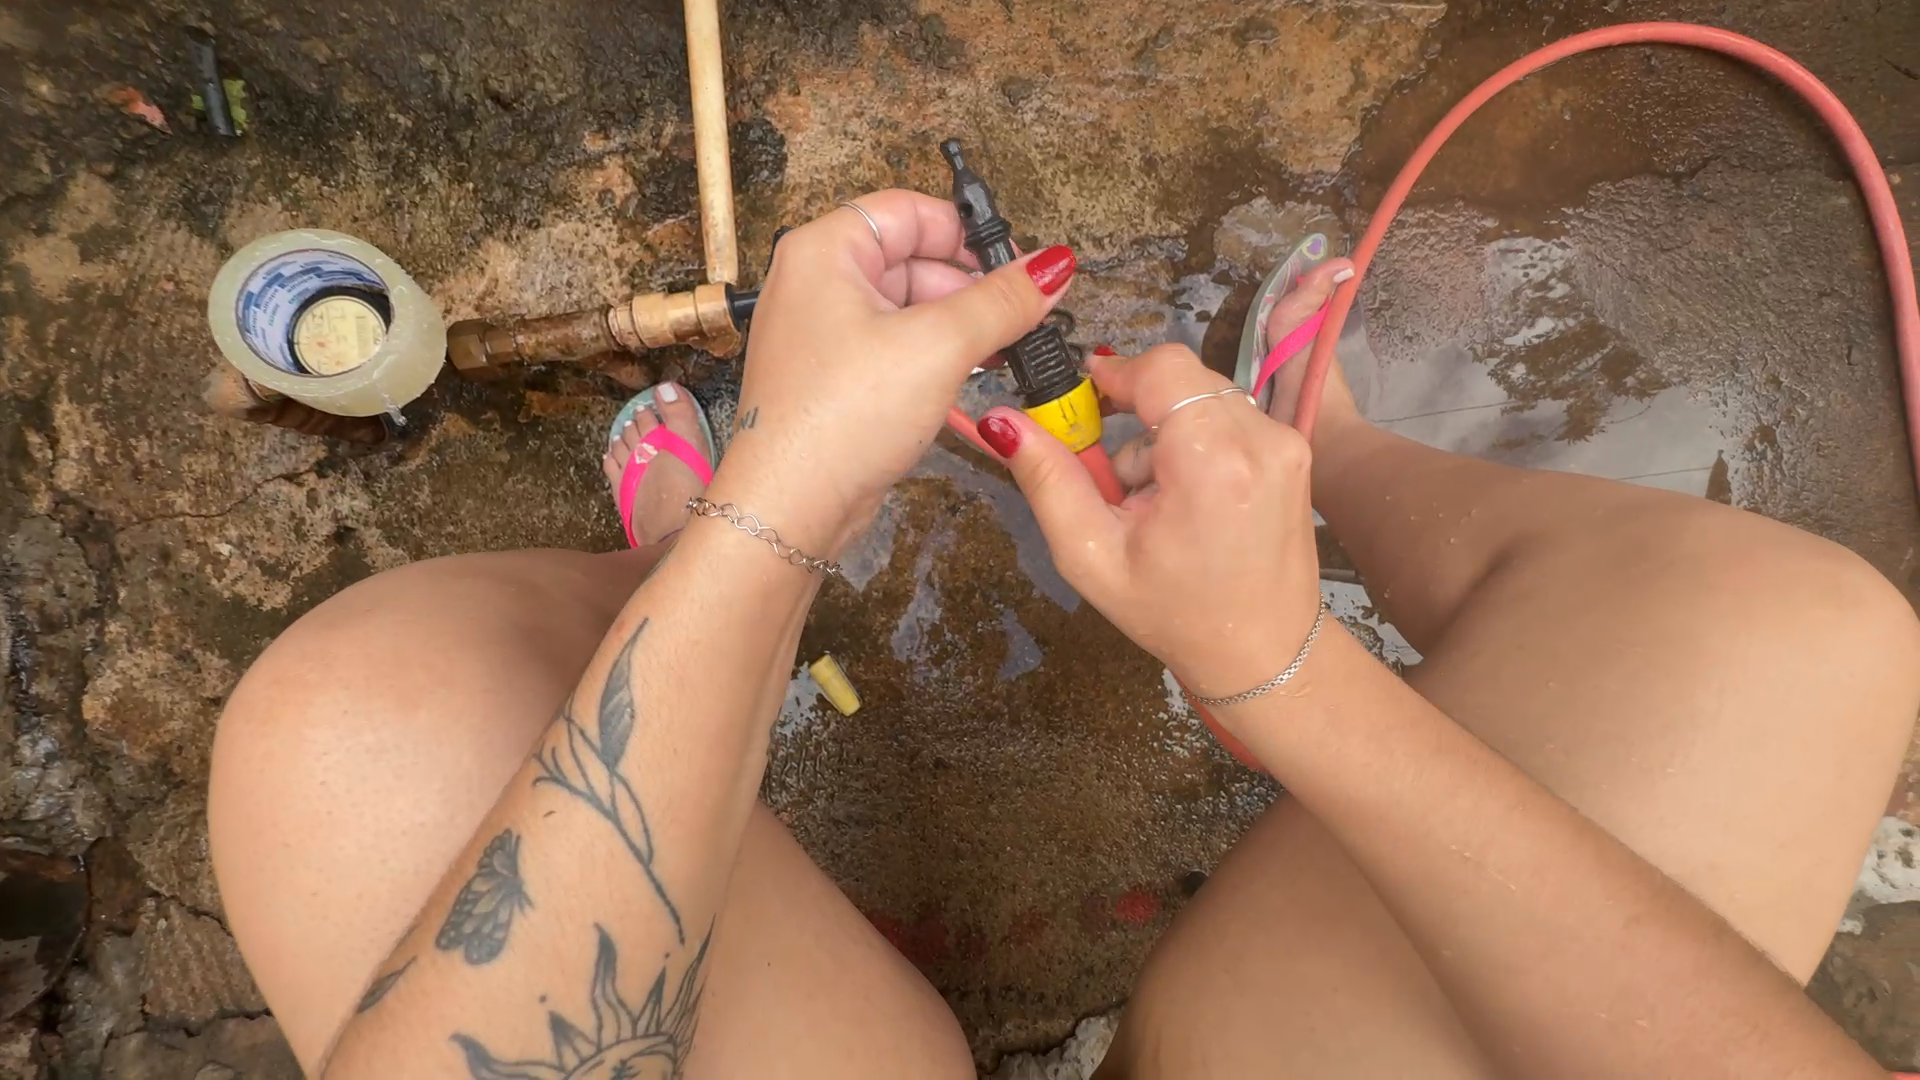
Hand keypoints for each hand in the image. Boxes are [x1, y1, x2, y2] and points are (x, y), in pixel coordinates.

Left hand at [708, 190, 1077, 555]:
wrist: (792, 505)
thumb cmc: (842, 416)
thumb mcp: (938, 346)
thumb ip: (1001, 302)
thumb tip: (1053, 267)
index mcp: (826, 250)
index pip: (911, 212)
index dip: (969, 235)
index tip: (1018, 267)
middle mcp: (817, 285)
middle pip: (912, 262)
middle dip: (969, 290)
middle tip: (1019, 320)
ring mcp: (823, 336)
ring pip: (906, 311)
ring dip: (956, 329)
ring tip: (999, 354)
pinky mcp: (834, 380)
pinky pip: (893, 350)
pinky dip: (931, 359)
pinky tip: (963, 379)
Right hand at [979, 345, 1322, 722]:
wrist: (1261, 651)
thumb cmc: (1171, 612)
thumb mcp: (1091, 555)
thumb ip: (1048, 481)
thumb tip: (1002, 422)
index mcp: (1213, 462)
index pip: (1162, 368)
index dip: (1116, 374)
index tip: (1085, 405)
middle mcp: (1262, 438)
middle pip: (1181, 379)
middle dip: (1137, 412)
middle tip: (1113, 475)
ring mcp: (1287, 442)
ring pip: (1203, 397)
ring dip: (1164, 431)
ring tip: (1152, 500)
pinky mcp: (1295, 450)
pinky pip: (1229, 417)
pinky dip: (1196, 441)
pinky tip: (1185, 497)